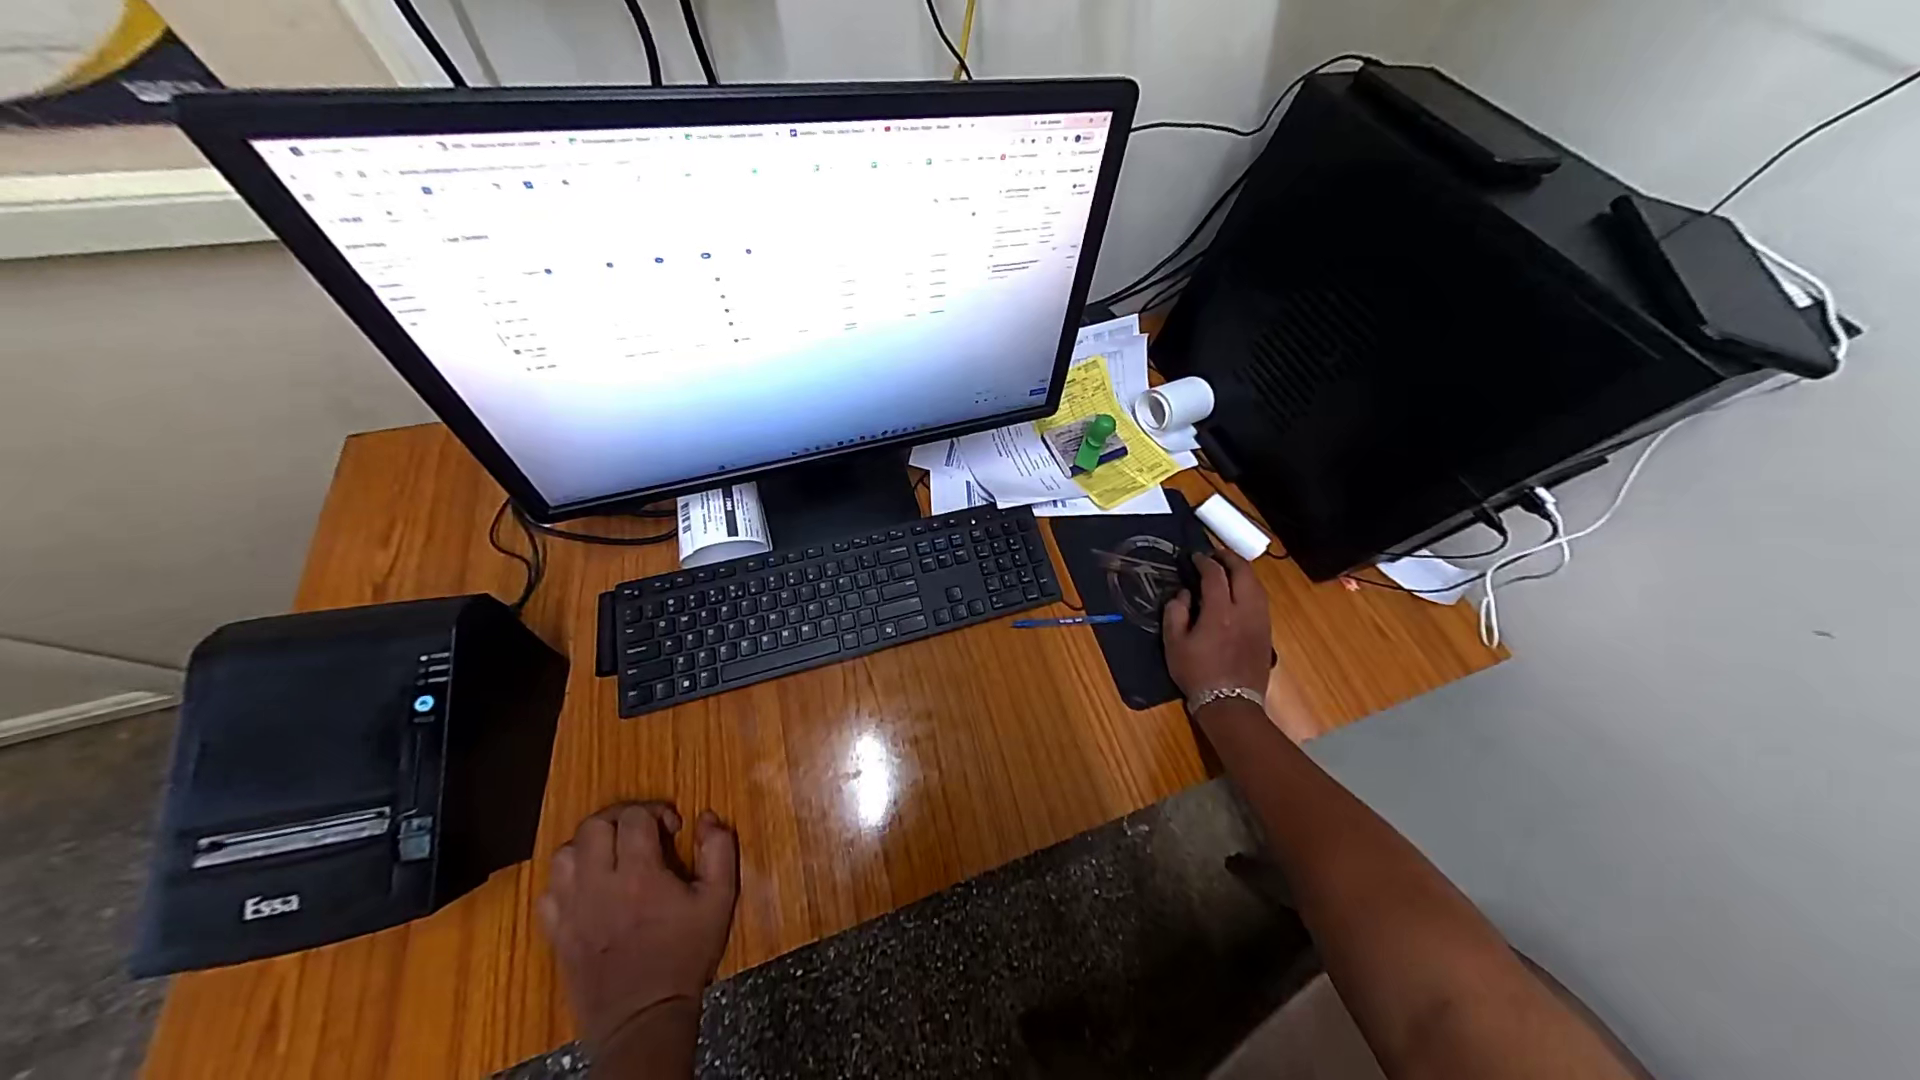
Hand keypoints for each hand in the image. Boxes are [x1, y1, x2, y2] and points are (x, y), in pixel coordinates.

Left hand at [537, 802, 738, 1046]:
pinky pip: (548, 891)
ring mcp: (571, 910)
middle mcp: (598, 886)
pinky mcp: (556, 933)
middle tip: (641, 831)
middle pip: (594, 826)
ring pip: (564, 853)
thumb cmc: (685, 956)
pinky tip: (589, 886)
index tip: (671, 829)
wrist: (644, 1016)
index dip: (656, 811)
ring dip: (590, 844)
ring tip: (613, 855)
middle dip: (621, 818)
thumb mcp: (720, 900)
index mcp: (639, 875)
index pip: (634, 817)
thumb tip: (707, 818)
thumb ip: (719, 851)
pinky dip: (566, 879)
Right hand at [1162, 549, 1273, 701]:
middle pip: (1244, 573)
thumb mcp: (1174, 643)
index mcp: (1219, 611)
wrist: (1230, 703)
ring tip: (1230, 568)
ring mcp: (1260, 621)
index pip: (1215, 575)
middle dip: (1230, 559)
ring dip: (1244, 572)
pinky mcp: (1267, 632)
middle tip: (1216, 554)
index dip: (1205, 561)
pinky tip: (1241, 592)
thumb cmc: (1197, 673)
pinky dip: (1251, 588)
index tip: (1195, 558)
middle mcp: (1245, 611)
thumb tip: (1184, 594)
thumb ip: (1175, 612)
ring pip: (1258, 586)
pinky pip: (1262, 600)